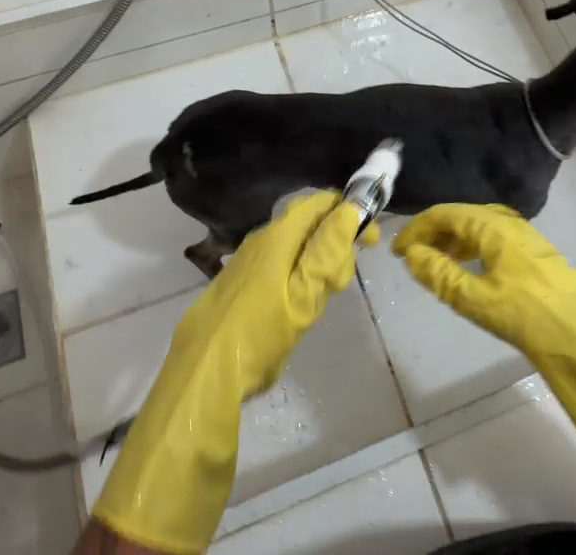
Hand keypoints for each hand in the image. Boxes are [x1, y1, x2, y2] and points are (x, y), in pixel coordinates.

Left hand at [93, 192, 377, 552]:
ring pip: (296, 245)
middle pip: (309, 223)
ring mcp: (249, 260)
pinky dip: (300, 274)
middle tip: (342, 281)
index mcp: (278, 236)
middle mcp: (262, 239)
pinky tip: (301, 304)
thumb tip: (350, 210)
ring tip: (323, 297)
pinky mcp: (242, 282)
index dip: (349, 214)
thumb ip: (328, 251)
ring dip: (319, 262)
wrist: (205, 371)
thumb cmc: (260, 331)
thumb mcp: (304, 295)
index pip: (320, 203)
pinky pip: (281, 263)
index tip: (370, 240)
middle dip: (335, 242)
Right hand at [395, 203, 575, 483]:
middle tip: (414, 256)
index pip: (446, 214)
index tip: (399, 250)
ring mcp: (525, 237)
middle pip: (463, 216)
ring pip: (480, 228)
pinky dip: (473, 248)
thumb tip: (412, 257)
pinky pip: (494, 239)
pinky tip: (470, 270)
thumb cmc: (525, 314)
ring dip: (454, 241)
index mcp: (492, 227)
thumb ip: (440, 275)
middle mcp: (509, 224)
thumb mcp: (474, 298)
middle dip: (435, 232)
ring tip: (436, 263)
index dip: (418, 228)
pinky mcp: (535, 254)